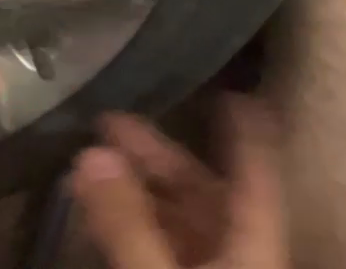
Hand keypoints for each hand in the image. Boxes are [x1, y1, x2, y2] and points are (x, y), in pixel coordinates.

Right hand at [74, 97, 287, 268]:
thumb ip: (129, 222)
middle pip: (204, 194)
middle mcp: (240, 256)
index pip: (256, 180)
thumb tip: (93, 151)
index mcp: (255, 251)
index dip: (247, 136)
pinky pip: (160, 242)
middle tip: (107, 121)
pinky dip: (129, 217)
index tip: (236, 94)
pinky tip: (95, 206)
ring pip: (178, 217)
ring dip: (136, 184)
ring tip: (89, 158)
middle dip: (155, 154)